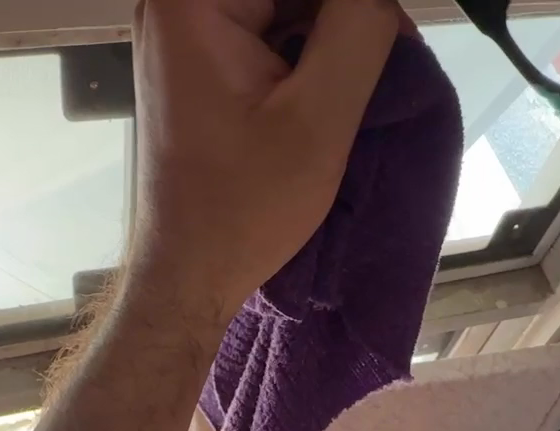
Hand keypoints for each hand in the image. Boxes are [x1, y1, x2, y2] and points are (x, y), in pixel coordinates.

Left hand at [129, 0, 399, 321]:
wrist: (189, 274)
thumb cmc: (244, 211)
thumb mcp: (318, 118)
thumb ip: (359, 27)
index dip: (350, 4)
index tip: (385, 33)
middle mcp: (174, 1)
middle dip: (340, 14)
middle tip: (385, 51)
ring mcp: (182, 31)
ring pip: (278, 2)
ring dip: (328, 30)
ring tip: (363, 72)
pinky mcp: (195, 62)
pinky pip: (262, 28)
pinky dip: (302, 50)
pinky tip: (327, 87)